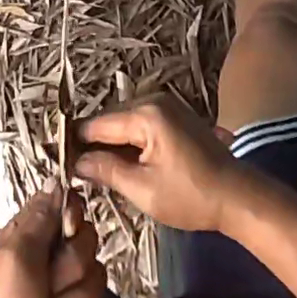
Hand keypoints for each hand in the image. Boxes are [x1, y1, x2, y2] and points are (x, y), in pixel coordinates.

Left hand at [0, 190, 106, 297]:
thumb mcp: (15, 258)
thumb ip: (40, 217)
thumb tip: (56, 176)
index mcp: (26, 238)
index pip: (62, 204)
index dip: (70, 214)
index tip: (68, 228)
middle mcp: (48, 259)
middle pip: (86, 238)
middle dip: (71, 265)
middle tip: (48, 285)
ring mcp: (66, 292)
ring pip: (96, 274)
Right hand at [74, 96, 248, 232]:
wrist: (239, 196)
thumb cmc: (191, 195)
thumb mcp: (143, 189)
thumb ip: (107, 171)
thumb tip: (77, 163)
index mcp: (146, 114)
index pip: (98, 125)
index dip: (76, 142)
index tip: (57, 157)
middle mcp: (154, 100)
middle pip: (111, 121)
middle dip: (93, 143)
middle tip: (73, 169)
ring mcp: (167, 106)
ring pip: (125, 123)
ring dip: (111, 144)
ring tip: (93, 169)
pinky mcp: (175, 116)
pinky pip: (141, 125)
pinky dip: (129, 142)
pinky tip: (121, 163)